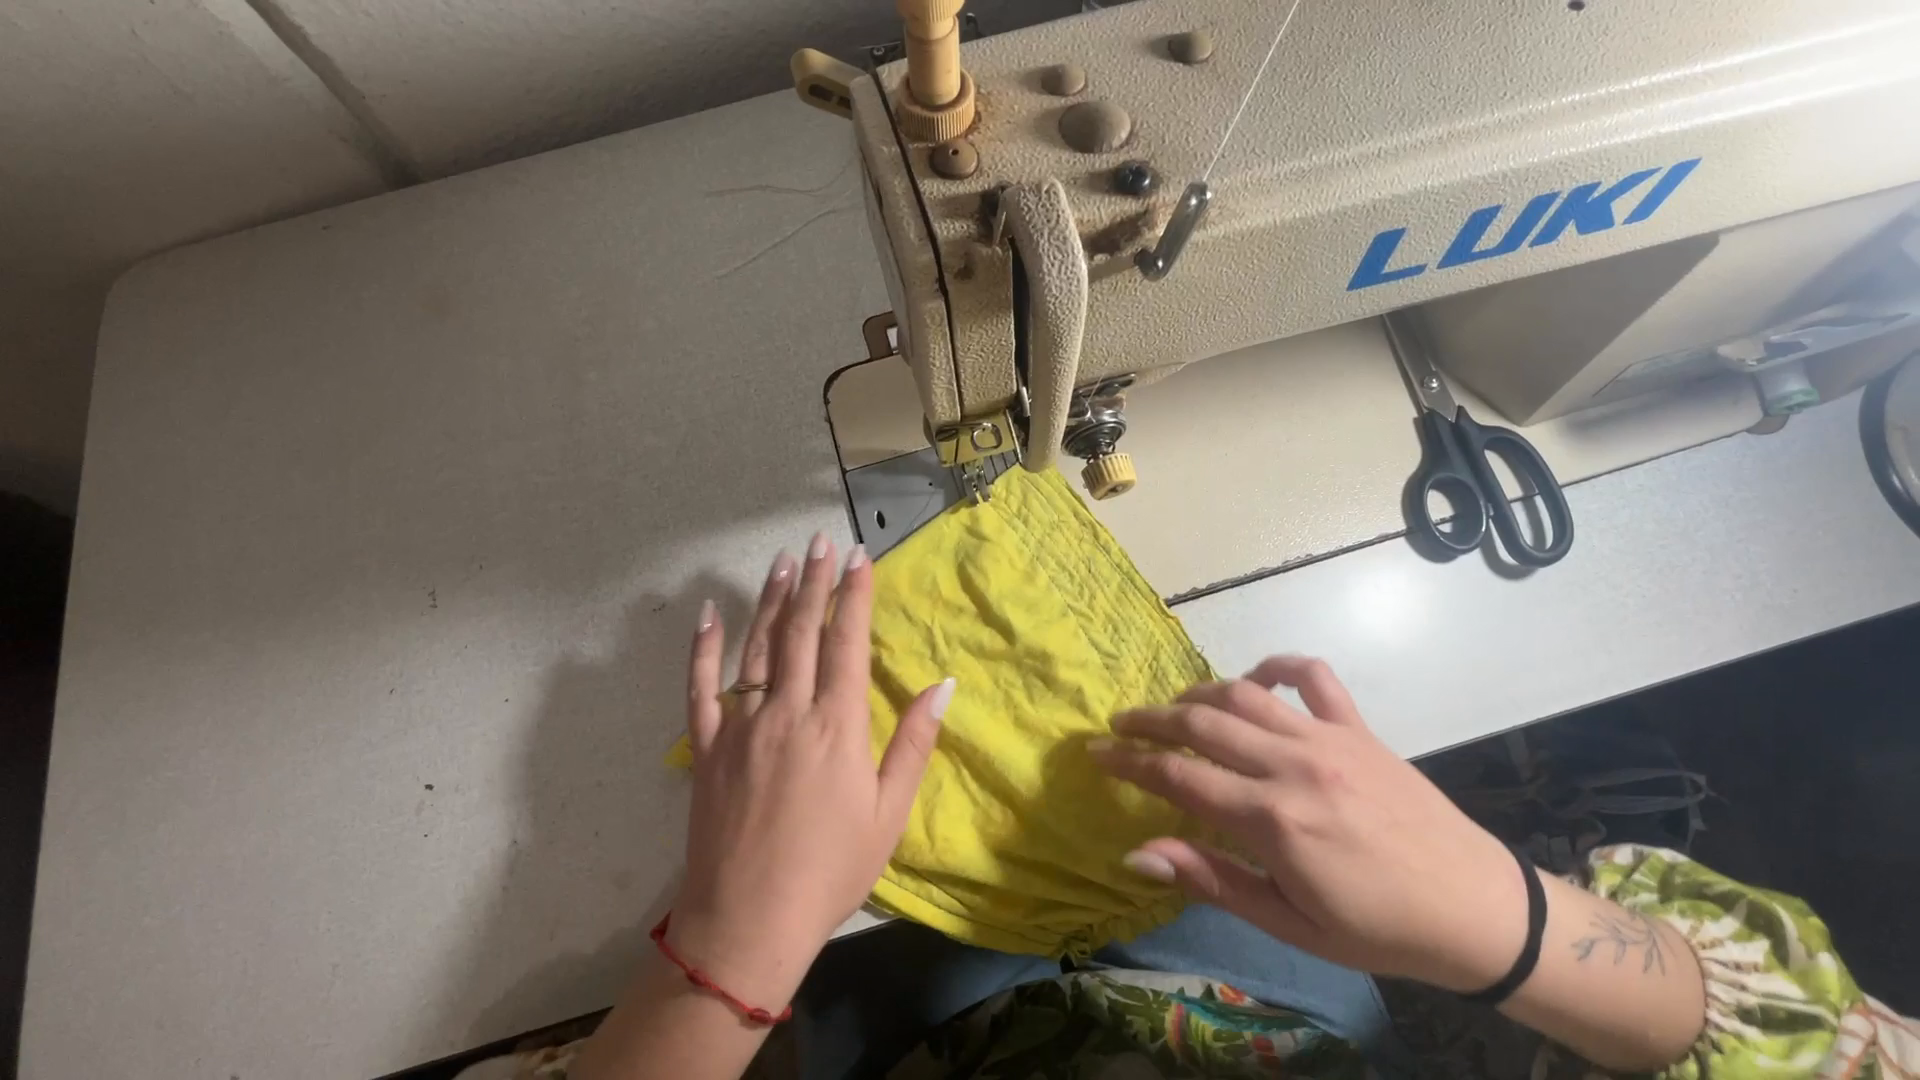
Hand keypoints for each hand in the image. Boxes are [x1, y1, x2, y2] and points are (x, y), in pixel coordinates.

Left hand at [671, 533, 953, 1008]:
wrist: (749, 920)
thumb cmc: (832, 869)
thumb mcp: (888, 812)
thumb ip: (913, 742)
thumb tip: (942, 685)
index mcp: (837, 725)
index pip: (848, 642)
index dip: (854, 595)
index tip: (858, 557)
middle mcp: (788, 710)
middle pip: (802, 631)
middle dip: (814, 582)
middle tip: (820, 541)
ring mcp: (741, 725)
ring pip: (757, 646)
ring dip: (771, 599)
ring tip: (782, 560)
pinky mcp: (705, 746)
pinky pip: (700, 687)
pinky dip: (703, 647)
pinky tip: (708, 613)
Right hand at [1090, 656, 1526, 992]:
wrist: (1477, 911)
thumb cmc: (1376, 929)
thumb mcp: (1288, 923)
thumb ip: (1211, 879)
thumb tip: (1137, 851)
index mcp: (1272, 820)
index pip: (1178, 777)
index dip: (1129, 762)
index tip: (1096, 753)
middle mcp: (1292, 766)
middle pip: (1201, 724)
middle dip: (1149, 720)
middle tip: (1118, 723)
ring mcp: (1328, 739)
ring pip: (1243, 694)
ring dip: (1197, 694)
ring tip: (1172, 707)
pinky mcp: (1359, 728)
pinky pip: (1313, 676)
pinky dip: (1276, 667)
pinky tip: (1254, 680)